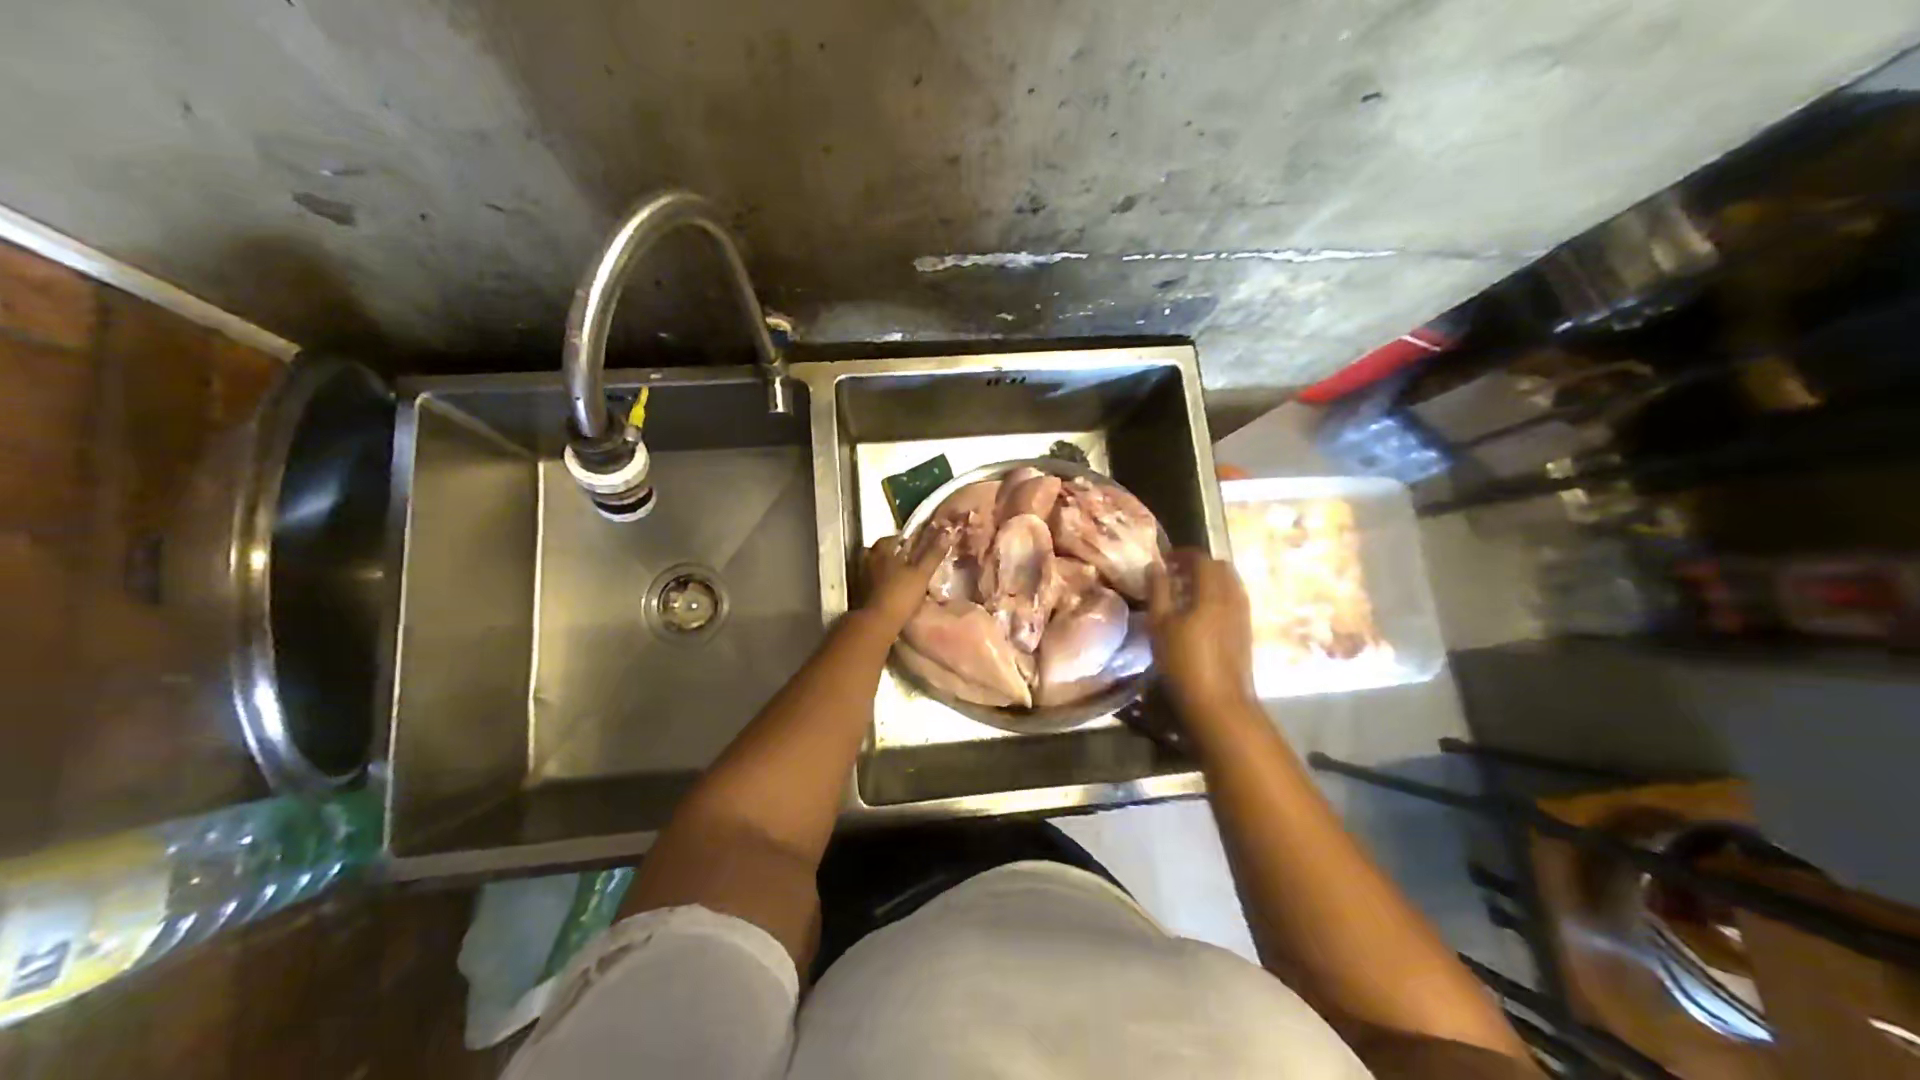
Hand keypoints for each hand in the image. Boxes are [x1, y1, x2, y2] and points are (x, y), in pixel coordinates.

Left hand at [861, 529, 952, 629]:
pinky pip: (868, 581)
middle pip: (878, 551)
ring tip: (897, 575)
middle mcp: (868, 560)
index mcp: (881, 551)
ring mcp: (860, 577)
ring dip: (882, 568)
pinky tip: (888, 589)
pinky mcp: (858, 592)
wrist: (877, 622)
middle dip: (890, 553)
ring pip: (871, 566)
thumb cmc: (900, 594)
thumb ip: (933, 554)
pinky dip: (877, 582)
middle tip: (905, 560)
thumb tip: (946, 534)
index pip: (891, 538)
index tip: (913, 546)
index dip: (902, 540)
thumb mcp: (922, 574)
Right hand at [1148, 549, 1257, 717]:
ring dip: (1210, 580)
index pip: (1201, 559)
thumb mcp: (1160, 625)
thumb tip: (1154, 566)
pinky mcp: (1246, 630)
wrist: (1219, 703)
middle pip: (1221, 567)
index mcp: (1212, 592)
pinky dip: (1218, 594)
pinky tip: (1199, 613)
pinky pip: (1234, 599)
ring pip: (1230, 583)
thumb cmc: (1183, 662)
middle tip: (1175, 574)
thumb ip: (1158, 591)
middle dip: (1198, 564)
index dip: (1182, 554)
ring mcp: (1243, 614)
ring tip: (1186, 593)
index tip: (1164, 559)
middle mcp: (1233, 597)